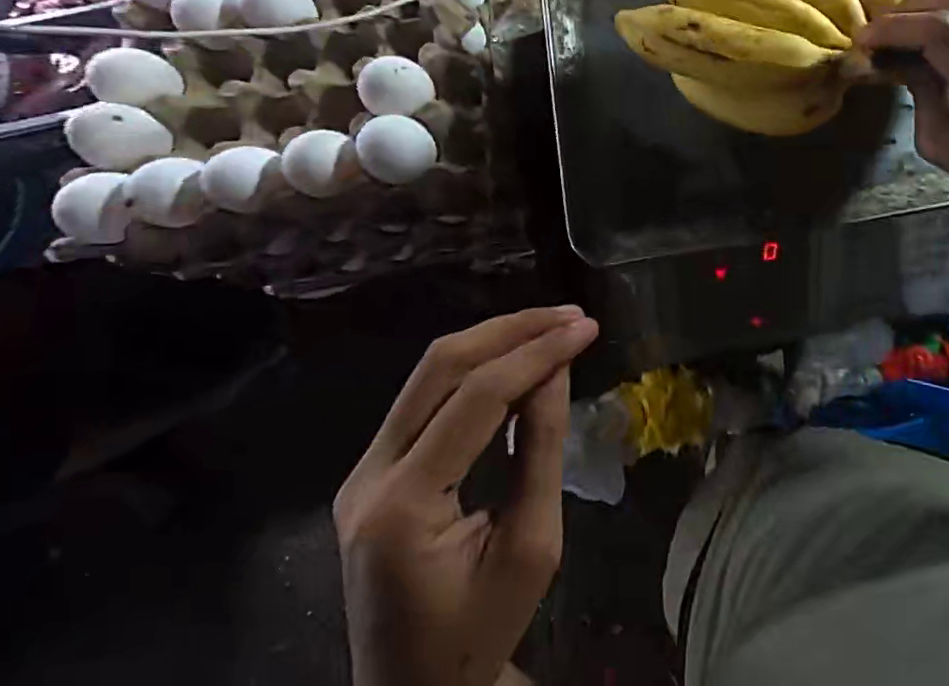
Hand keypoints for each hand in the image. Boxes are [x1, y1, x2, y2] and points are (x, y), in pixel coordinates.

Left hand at [333, 306, 598, 685]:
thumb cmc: (481, 632)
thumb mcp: (532, 547)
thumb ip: (540, 450)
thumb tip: (555, 369)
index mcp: (403, 506)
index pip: (475, 398)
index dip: (535, 354)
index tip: (586, 328)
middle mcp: (368, 475)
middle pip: (439, 367)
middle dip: (510, 331)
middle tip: (569, 316)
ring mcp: (362, 471)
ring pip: (427, 374)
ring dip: (493, 341)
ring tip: (550, 326)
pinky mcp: (372, 471)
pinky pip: (425, 400)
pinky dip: (475, 370)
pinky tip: (515, 360)